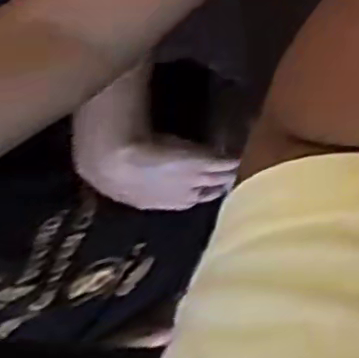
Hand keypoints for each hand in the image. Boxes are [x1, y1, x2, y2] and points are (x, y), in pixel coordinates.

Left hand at [76, 135, 238, 210]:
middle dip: (224, 183)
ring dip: (233, 171)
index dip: (206, 191)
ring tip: (240, 162)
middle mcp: (186, 195)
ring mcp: (199, 179)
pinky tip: (239, 153)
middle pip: (216, 191)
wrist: (118, 163)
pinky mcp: (208, 162)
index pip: (197, 200)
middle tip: (232, 172)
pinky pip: (230, 162)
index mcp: (168, 204)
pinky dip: (236, 159)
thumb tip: (175, 181)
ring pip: (227, 177)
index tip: (212, 184)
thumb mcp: (139, 187)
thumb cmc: (118, 175)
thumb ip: (161, 187)